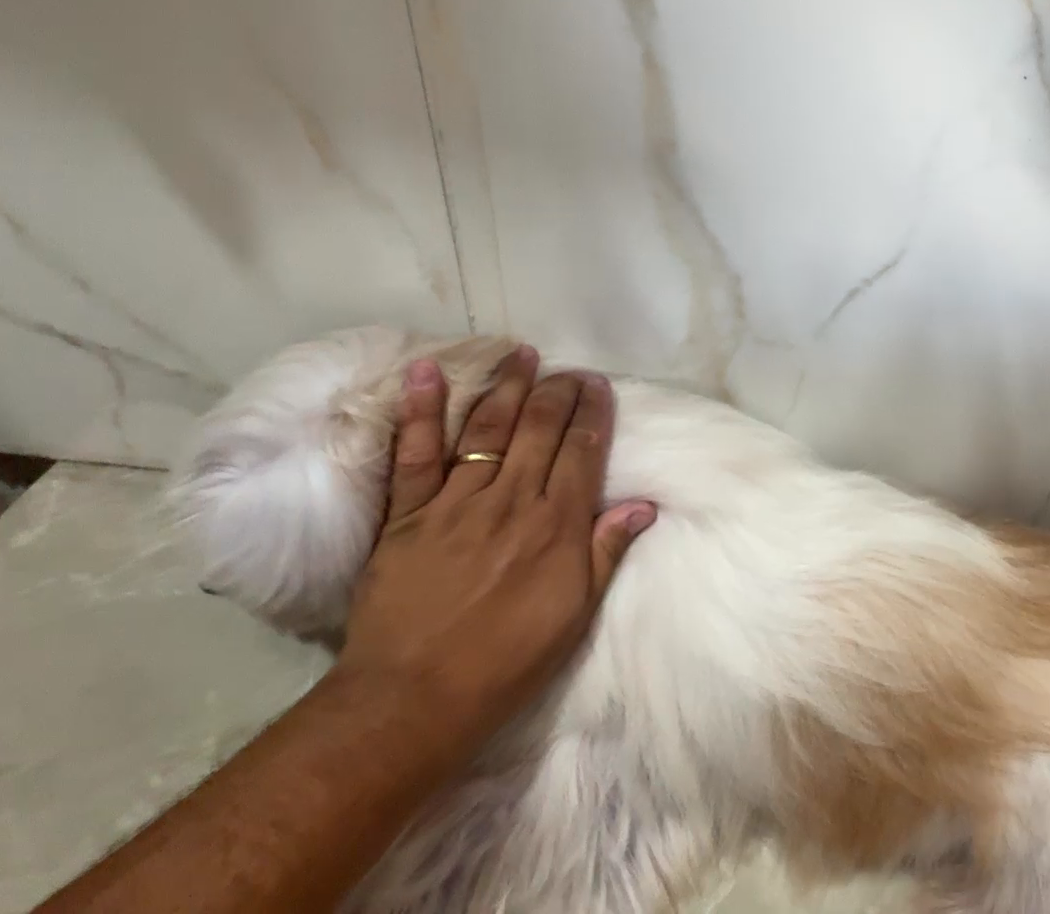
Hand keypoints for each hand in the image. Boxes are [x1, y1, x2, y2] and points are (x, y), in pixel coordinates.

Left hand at [337, 346, 655, 742]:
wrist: (417, 696)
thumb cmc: (508, 662)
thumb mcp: (575, 615)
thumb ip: (605, 553)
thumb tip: (642, 505)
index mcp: (556, 526)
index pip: (582, 452)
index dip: (592, 414)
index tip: (598, 386)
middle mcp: (510, 501)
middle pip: (539, 430)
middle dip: (557, 392)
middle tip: (567, 370)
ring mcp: (455, 502)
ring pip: (486, 429)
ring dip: (505, 387)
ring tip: (519, 354)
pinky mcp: (406, 513)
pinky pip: (413, 452)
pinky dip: (419, 409)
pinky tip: (425, 371)